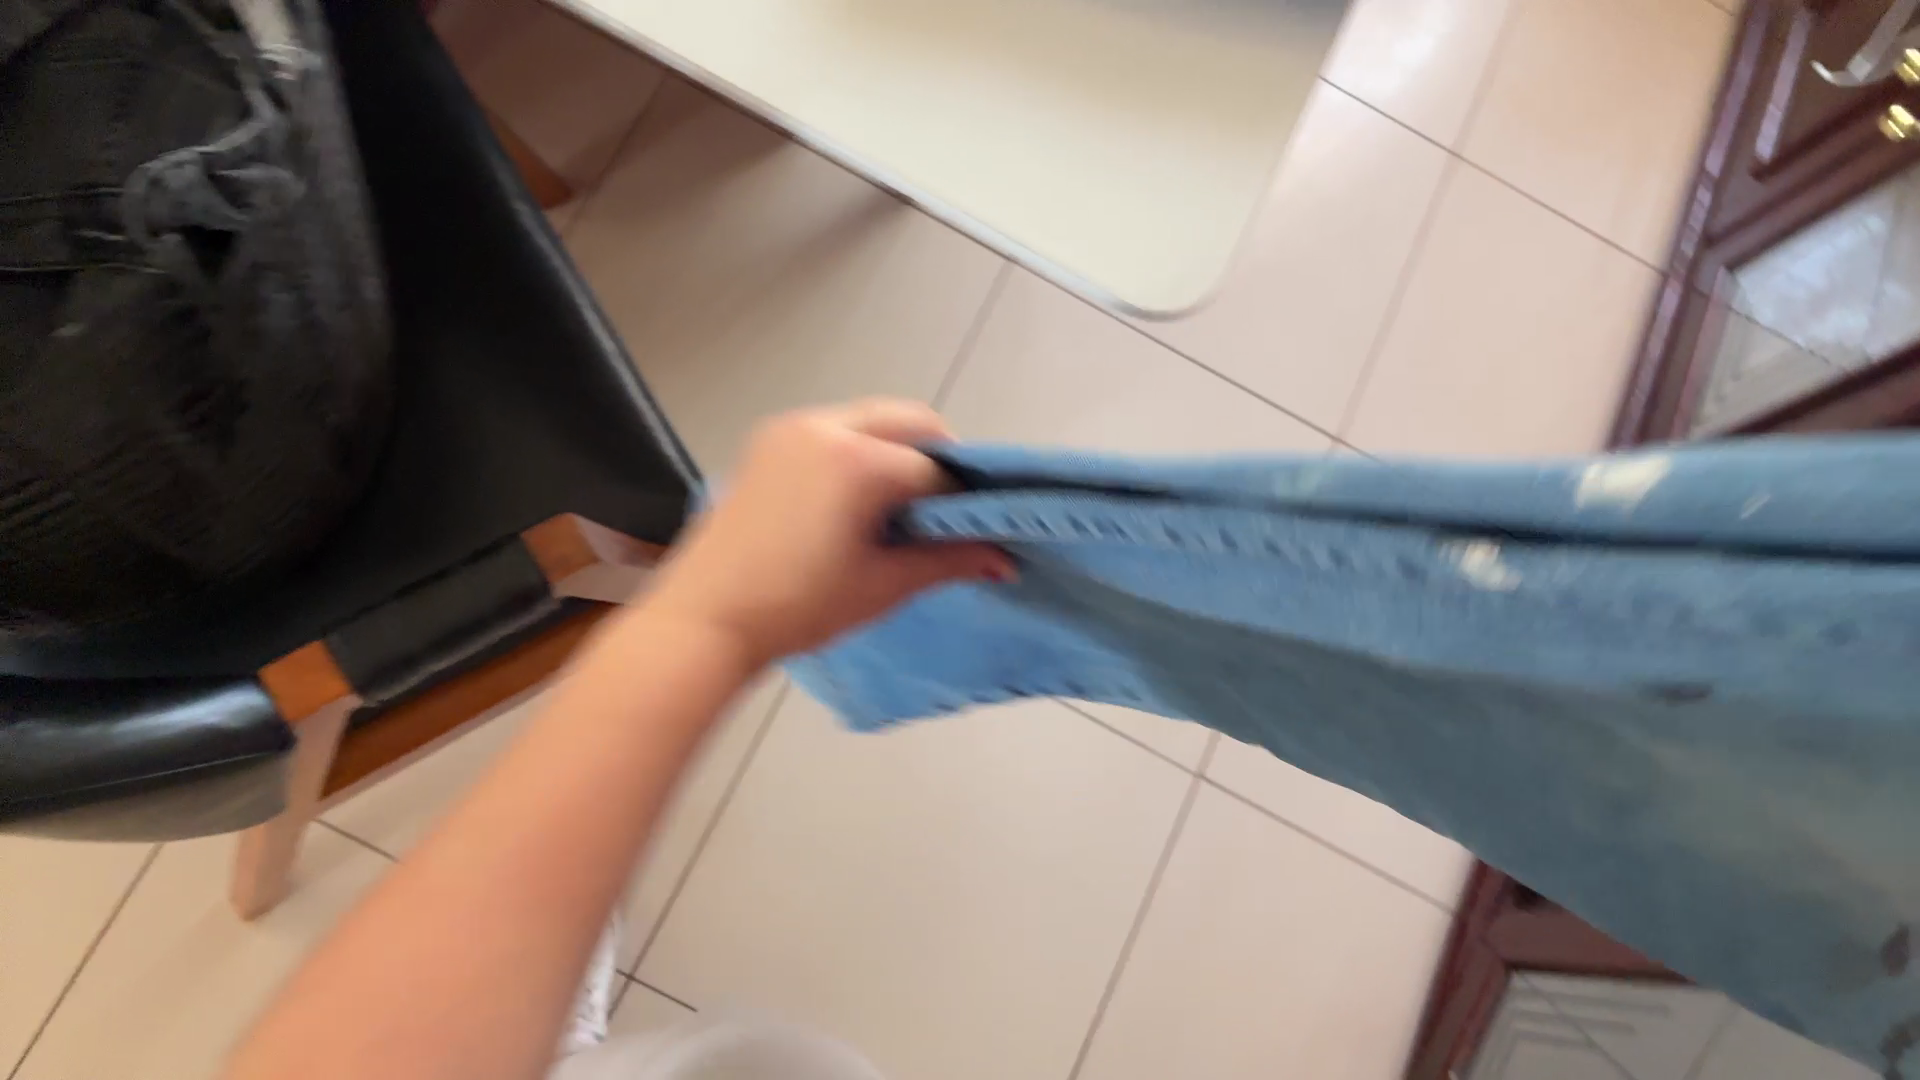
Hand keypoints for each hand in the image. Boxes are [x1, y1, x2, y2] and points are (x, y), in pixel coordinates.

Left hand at [641, 400, 1014, 669]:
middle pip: (907, 421)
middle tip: (938, 509)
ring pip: (869, 419)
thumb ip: (948, 561)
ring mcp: (789, 428)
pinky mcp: (766, 442)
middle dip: (934, 458)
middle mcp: (824, 425)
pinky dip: (857, 451)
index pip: (933, 468)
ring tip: (894, 506)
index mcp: (856, 459)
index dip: (960, 499)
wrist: (704, 620)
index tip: (971, 526)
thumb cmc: (799, 607)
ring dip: (895, 450)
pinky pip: (832, 430)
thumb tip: (1006, 560)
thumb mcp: (883, 585)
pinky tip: (850, 500)